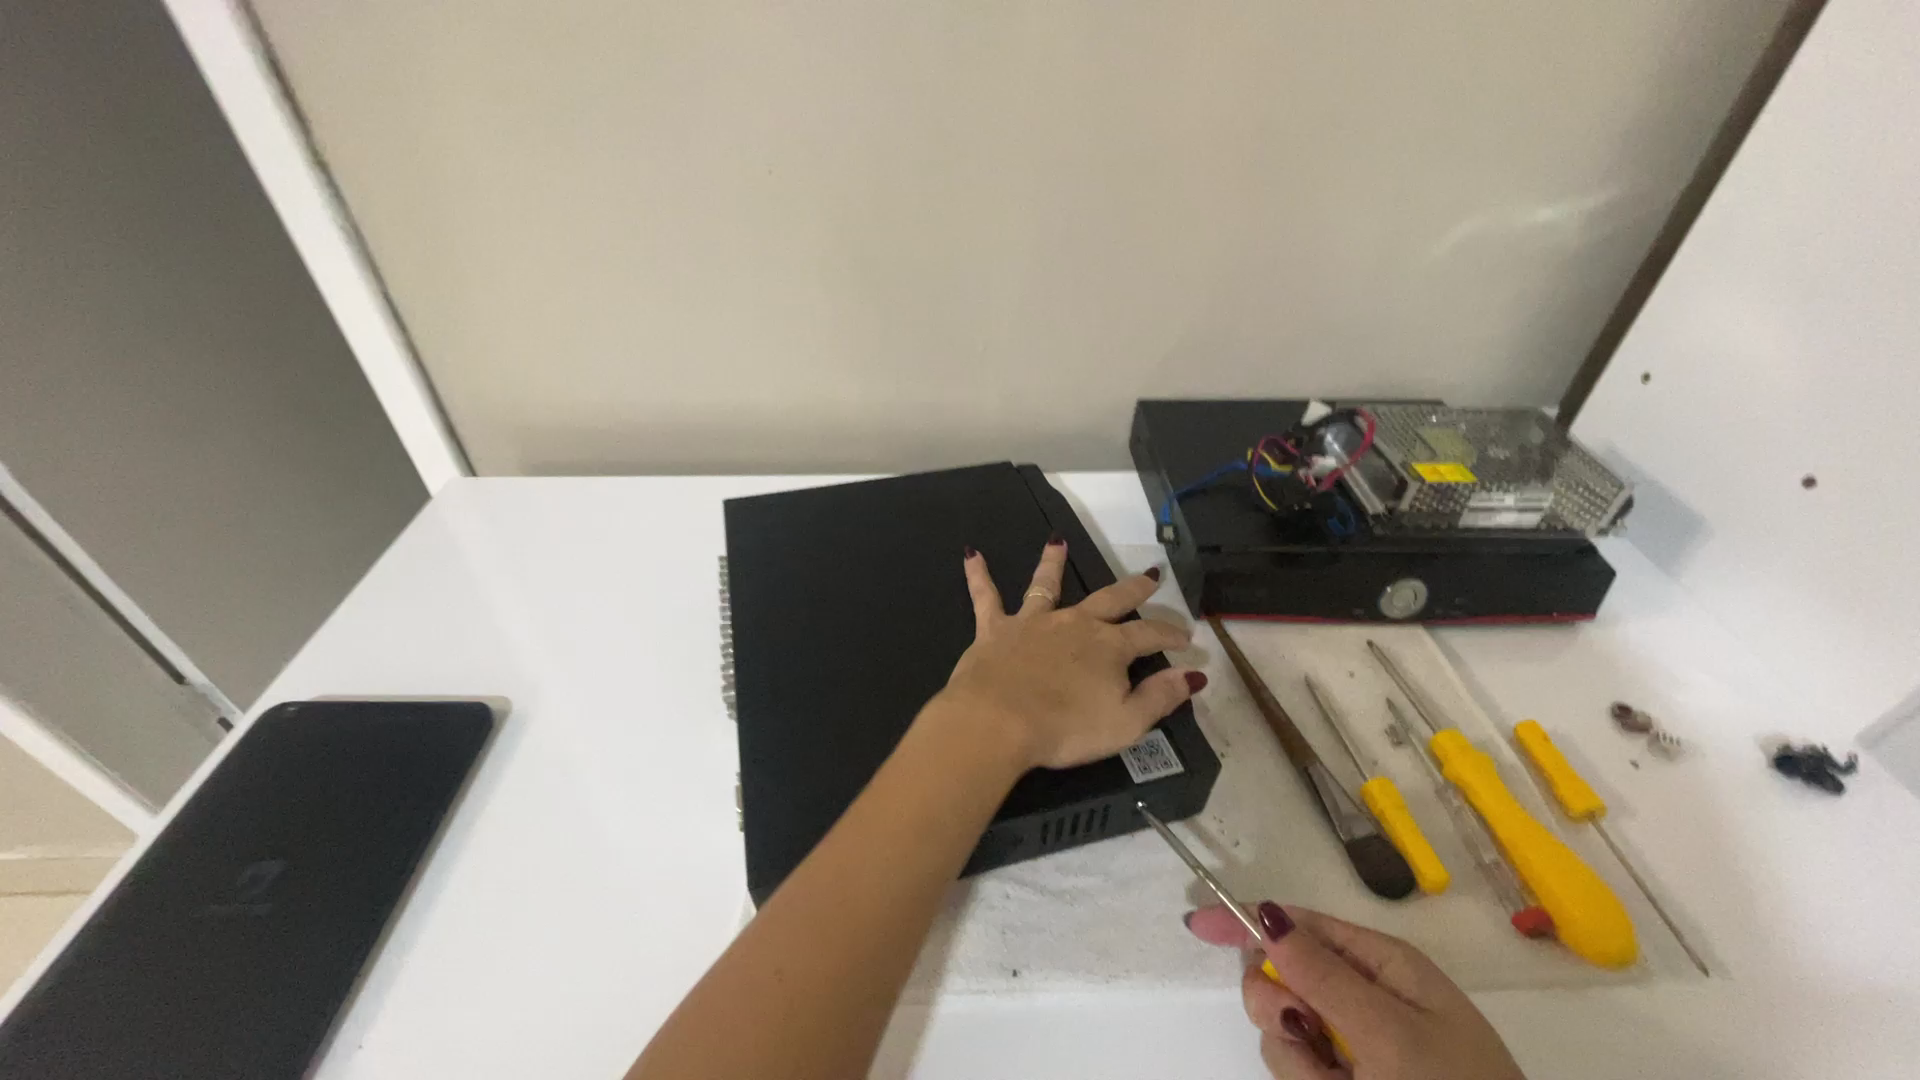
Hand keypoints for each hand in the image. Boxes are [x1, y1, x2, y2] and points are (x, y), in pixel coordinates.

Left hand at [931, 538, 1205, 770]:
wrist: (997, 722)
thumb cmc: (1064, 729)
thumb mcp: (1126, 723)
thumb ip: (1160, 697)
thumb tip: (1193, 676)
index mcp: (1109, 647)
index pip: (1149, 635)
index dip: (1171, 635)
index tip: (1186, 638)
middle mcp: (1074, 624)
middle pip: (1109, 600)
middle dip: (1133, 588)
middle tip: (1150, 575)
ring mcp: (1032, 622)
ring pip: (1047, 585)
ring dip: (1053, 562)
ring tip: (1057, 541)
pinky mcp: (994, 629)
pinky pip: (985, 597)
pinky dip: (978, 575)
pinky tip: (971, 554)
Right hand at [1187, 903, 1525, 1079]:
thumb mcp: (1391, 1034)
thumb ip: (1322, 977)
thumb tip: (1267, 914)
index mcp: (1382, 965)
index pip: (1297, 924)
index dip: (1245, 920)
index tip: (1197, 925)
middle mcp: (1364, 996)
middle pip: (1281, 978)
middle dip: (1279, 1007)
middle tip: (1306, 1035)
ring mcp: (1356, 1043)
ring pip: (1284, 1031)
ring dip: (1301, 1061)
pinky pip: (1300, 1069)